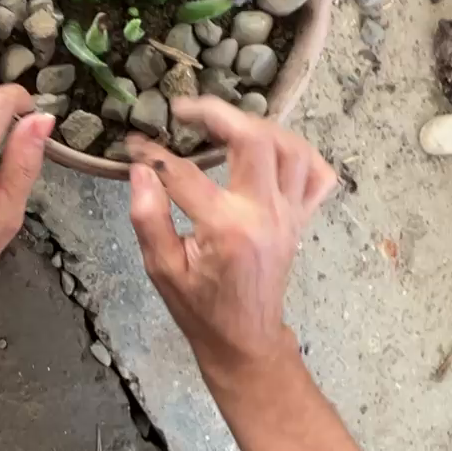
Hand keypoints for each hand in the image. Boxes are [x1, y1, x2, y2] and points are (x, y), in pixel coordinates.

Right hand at [127, 97, 337, 378]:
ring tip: (224, 125)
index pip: (185, 173)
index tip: (133, 144)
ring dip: (257, 127)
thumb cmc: (199, 309)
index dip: (154, 154)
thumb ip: (149, 218)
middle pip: (254, 140)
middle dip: (217, 114)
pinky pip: (318, 175)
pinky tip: (272, 150)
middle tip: (186, 111)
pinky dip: (299, 153)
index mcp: (227, 229)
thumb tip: (140, 171)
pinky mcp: (301, 219)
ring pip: (290, 148)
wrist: (245, 339)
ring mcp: (290, 215)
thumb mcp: (162, 270)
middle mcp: (265, 214)